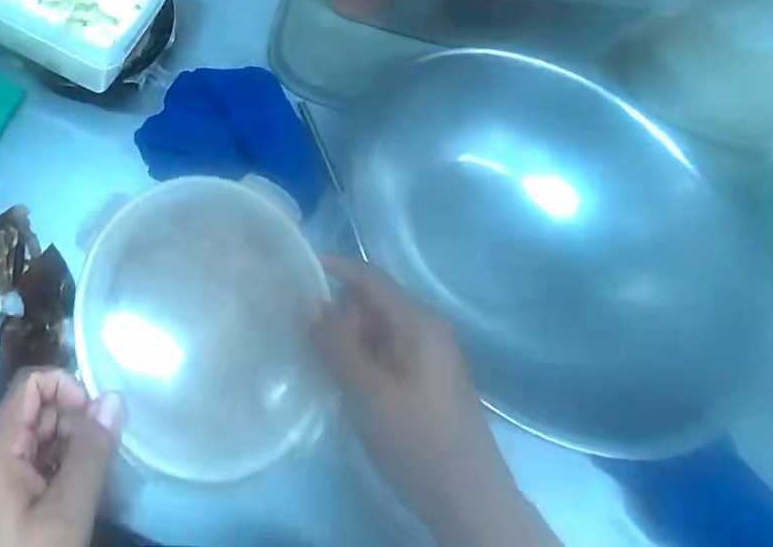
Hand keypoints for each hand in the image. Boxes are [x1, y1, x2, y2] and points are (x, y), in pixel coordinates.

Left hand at [0, 368, 124, 546]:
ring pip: (39, 442)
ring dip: (72, 449)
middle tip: (105, 454)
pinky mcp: (1, 510)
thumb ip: (91, 452)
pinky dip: (61, 473)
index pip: (30, 383)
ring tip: (98, 477)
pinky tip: (81, 497)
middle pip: (37, 412)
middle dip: (75, 421)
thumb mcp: (66, 514)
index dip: (67, 387)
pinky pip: (34, 471)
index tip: (97, 417)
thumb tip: (113, 397)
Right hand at [314, 255, 555, 546]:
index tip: (298, 266)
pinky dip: (363, 357)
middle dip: (338, 313)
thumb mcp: (367, 392)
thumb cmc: (419, 442)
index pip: (370, 277)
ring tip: (318, 361)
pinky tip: (345, 382)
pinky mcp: (428, 380)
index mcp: (418, 322)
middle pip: (373, 302)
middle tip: (305, 336)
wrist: (474, 507)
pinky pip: (387, 351)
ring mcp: (431, 355)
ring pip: (378, 329)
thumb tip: (309, 300)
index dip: (335, 267)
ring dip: (348, 339)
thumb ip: (335, 343)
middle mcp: (427, 329)